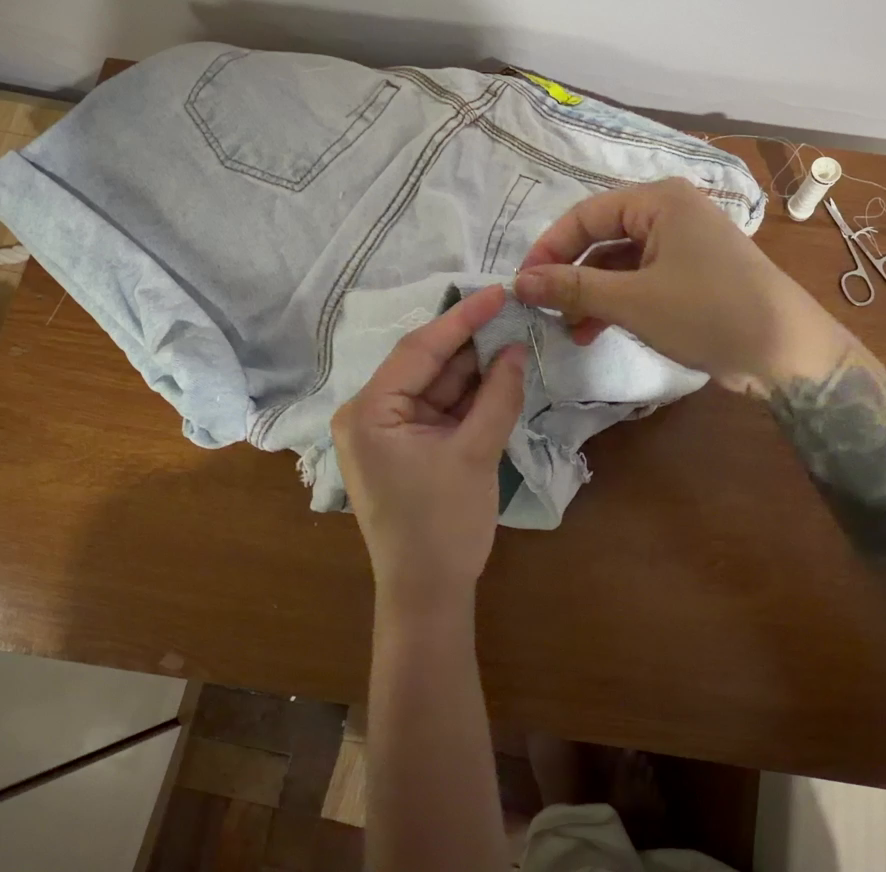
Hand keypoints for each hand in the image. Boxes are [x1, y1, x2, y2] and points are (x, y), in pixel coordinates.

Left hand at [331, 286, 526, 614]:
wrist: (428, 593)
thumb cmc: (443, 524)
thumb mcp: (475, 454)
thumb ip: (497, 397)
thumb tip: (517, 350)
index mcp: (368, 412)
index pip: (418, 350)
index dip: (461, 318)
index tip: (498, 292)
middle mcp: (369, 414)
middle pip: (425, 365)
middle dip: (470, 343)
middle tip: (513, 313)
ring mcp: (387, 433)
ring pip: (435, 387)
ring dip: (473, 369)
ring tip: (514, 338)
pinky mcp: (406, 450)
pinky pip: (439, 411)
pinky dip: (469, 398)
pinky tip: (500, 376)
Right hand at [513, 178, 848, 394]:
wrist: (786, 351)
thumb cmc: (708, 312)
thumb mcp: (633, 300)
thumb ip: (573, 288)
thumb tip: (520, 282)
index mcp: (660, 200)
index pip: (586, 215)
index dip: (550, 249)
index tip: (522, 284)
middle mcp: (672, 213)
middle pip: (603, 237)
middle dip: (571, 275)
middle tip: (544, 310)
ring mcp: (685, 245)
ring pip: (621, 263)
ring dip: (592, 295)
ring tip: (570, 330)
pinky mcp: (694, 275)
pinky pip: (642, 280)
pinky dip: (617, 303)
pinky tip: (596, 331)